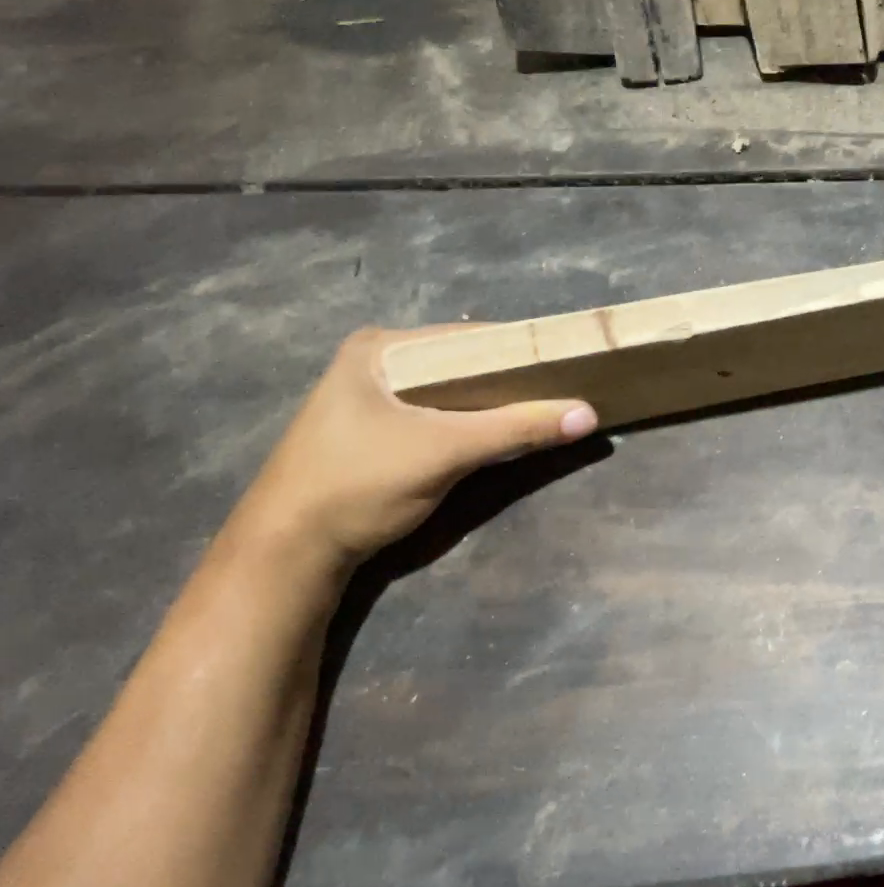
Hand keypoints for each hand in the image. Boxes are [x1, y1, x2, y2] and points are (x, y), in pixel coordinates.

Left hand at [229, 326, 597, 569]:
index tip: (574, 363)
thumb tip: (590, 414)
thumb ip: (518, 428)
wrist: (291, 549)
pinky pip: (450, 417)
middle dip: (517, 380)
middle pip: (468, 365)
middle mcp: (381, 365)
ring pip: (461, 394)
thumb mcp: (446, 450)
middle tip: (571, 389)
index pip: (472, 337)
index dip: (524, 350)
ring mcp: (382, 400)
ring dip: (502, 406)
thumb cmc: (359, 483)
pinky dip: (482, 424)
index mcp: (382, 349)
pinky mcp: (388, 433)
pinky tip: (512, 434)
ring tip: (553, 410)